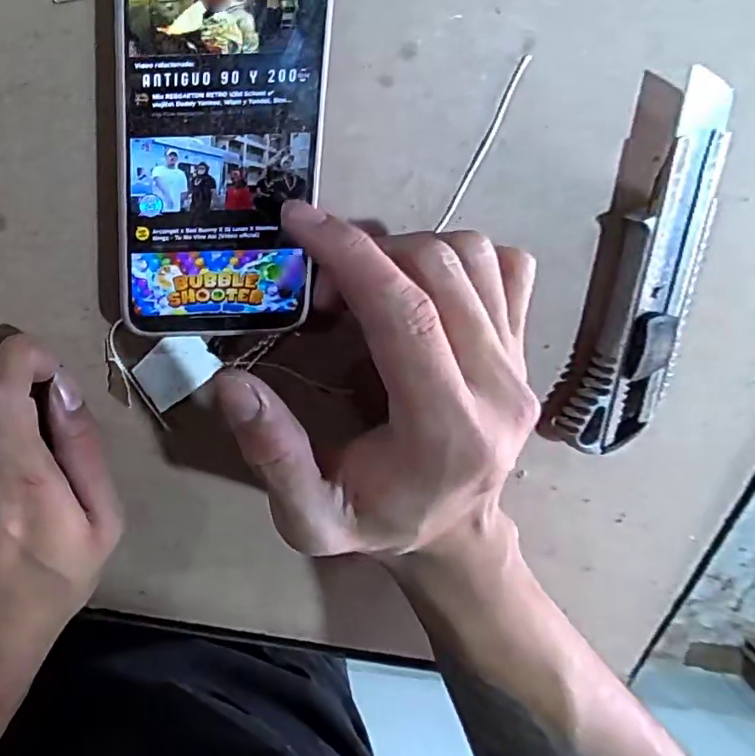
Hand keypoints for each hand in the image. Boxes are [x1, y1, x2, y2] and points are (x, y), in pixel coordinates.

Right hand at [211, 200, 537, 569]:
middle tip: (319, 289)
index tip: (297, 219)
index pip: (405, 311)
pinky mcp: (524, 346)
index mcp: (445, 428)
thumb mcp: (309, 517)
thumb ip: (272, 454)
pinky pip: (502, 264)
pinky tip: (414, 285)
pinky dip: (451, 256)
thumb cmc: (378, 522)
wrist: (456, 535)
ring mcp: (520, 362)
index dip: (348, 253)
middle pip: (437, 268)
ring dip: (401, 250)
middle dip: (362, 252)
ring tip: (361, 285)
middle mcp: (497, 386)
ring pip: (471, 255)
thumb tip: (230, 383)